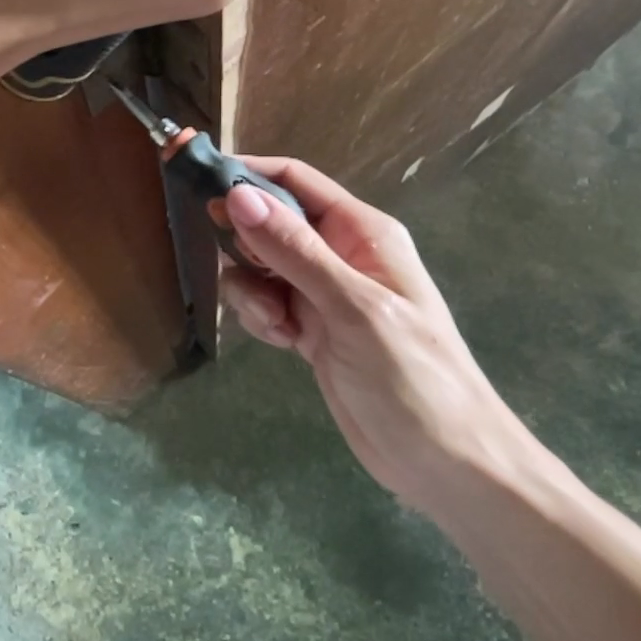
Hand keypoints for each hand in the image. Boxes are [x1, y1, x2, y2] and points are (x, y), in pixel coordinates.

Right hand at [219, 159, 538, 510]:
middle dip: (244, 245)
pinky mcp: (310, 327)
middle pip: (267, 222)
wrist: (447, 467)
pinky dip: (261, 318)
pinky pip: (264, 302)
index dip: (243, 173)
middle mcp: (339, 253)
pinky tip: (286, 344)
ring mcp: (323, 292)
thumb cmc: (415, 380)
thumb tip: (235, 195)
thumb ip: (294, 251)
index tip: (192, 177)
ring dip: (251, 292)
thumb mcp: (353, 309)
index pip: (292, 181)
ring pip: (258, 266)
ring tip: (278, 327)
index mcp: (361, 232)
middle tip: (246, 278)